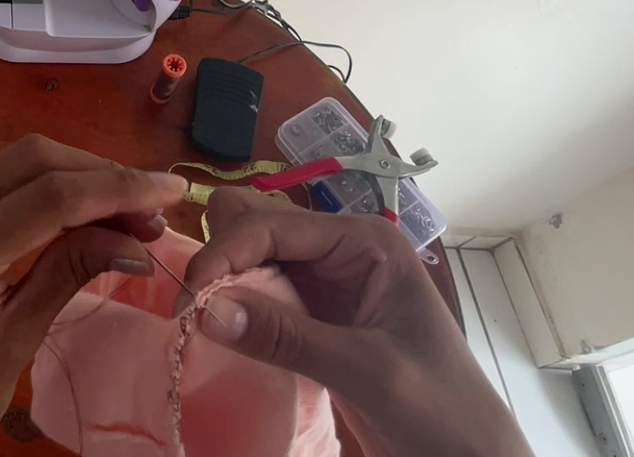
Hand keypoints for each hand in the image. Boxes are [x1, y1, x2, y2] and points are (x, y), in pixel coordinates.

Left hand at [0, 135, 188, 456]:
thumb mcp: (23, 336)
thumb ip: (73, 271)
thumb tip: (138, 241)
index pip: (50, 197)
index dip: (117, 188)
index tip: (170, 190)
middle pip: (34, 160)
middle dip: (101, 173)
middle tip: (155, 206)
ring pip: (20, 160)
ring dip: (81, 174)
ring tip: (133, 210)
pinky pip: (5, 177)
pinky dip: (52, 184)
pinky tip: (89, 207)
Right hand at [184, 188, 532, 456]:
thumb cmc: (444, 415)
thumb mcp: (369, 375)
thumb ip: (286, 338)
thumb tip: (204, 311)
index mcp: (362, 240)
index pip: (271, 223)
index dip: (225, 252)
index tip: (190, 301)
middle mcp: (336, 244)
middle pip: (250, 218)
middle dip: (219, 254)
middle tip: (199, 309)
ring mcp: (322, 274)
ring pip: (245, 247)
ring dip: (221, 276)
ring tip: (208, 321)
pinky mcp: (308, 307)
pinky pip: (252, 284)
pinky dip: (230, 300)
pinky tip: (226, 330)